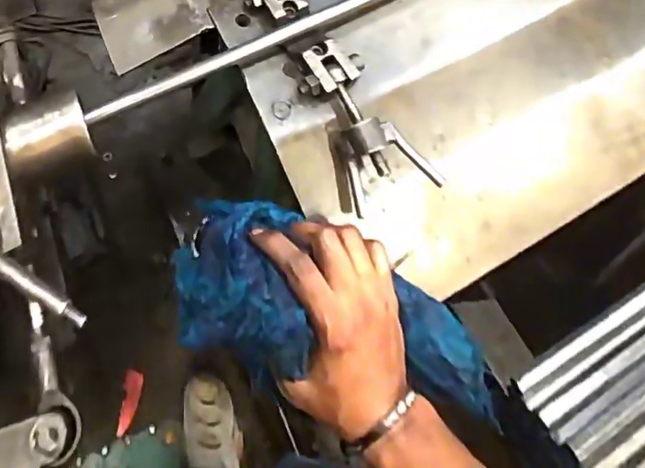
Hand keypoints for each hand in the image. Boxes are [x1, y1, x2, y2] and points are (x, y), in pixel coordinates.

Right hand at [250, 221, 406, 442]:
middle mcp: (357, 296)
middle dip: (303, 230)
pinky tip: (344, 250)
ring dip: (330, 231)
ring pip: (353, 237)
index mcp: (332, 319)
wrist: (387, 414)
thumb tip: (252, 318)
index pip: (300, 265)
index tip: (257, 232)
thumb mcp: (296, 385)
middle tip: (288, 235)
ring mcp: (378, 291)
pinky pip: (376, 248)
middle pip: (329, 239)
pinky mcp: (391, 291)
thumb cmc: (339, 401)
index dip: (274, 243)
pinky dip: (357, 242)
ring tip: (314, 238)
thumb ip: (274, 348)